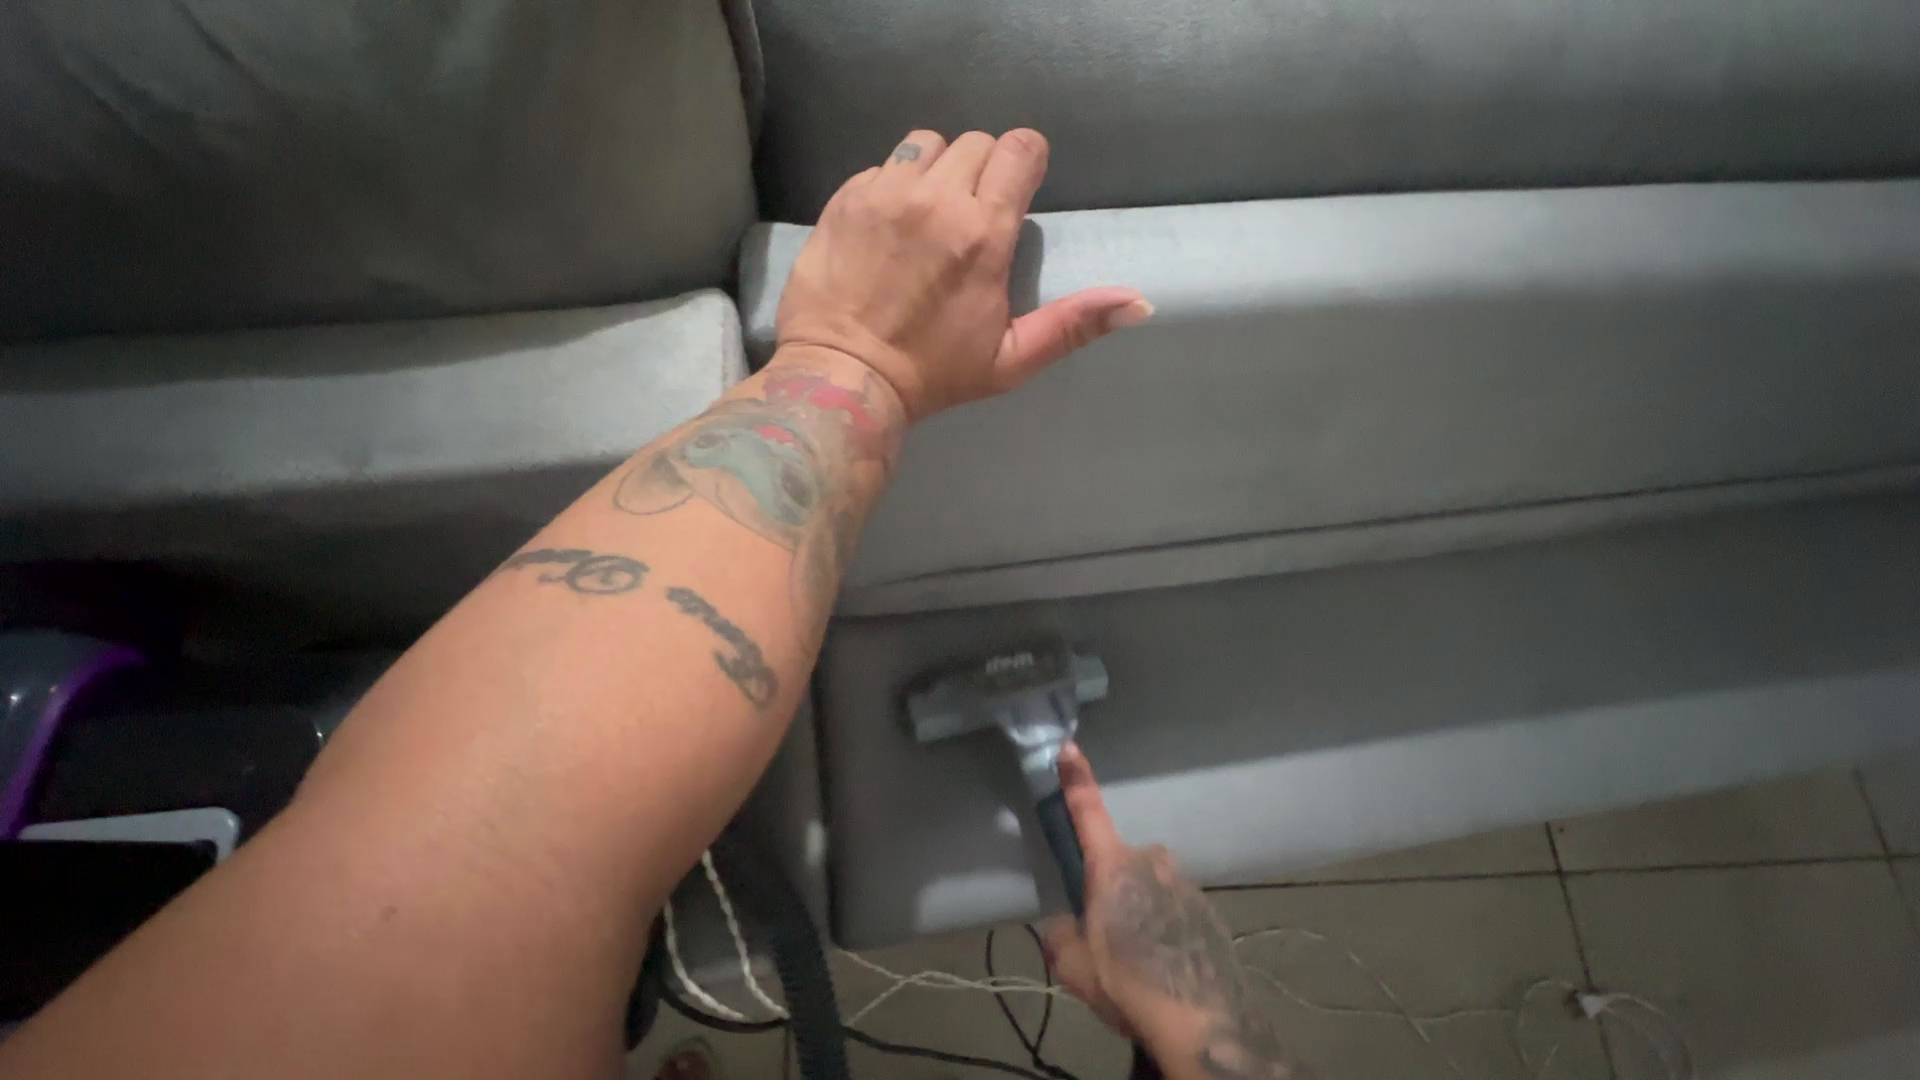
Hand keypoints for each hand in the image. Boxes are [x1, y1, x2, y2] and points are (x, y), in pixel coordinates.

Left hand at [774, 129, 1151, 420]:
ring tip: (932, 214)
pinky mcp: (846, 198)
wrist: (844, 377)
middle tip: (973, 217)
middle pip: (977, 143)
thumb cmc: (933, 375)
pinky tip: (891, 225)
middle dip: (984, 171)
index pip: (1019, 149)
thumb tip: (1140, 303)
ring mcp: (885, 192)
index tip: (1018, 192)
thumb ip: (1073, 324)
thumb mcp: (1011, 360)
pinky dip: (894, 184)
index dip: (1026, 164)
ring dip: (938, 169)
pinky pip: (882, 165)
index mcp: (983, 233)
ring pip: (928, 144)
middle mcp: (936, 198)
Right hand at [1042, 744, 1309, 1079]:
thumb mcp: (1074, 968)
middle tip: (1106, 937)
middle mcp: (1150, 862)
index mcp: (1112, 867)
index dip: (1076, 778)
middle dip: (1109, 889)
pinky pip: (1174, 909)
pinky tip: (1166, 967)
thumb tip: (1062, 926)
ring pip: (1149, 888)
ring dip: (1140, 912)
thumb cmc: (1131, 985)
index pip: (1088, 811)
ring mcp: (1184, 884)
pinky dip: (1166, 929)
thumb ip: (1060, 937)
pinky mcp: (1208, 910)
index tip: (1069, 747)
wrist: (1205, 1023)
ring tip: (1140, 963)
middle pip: (1118, 863)